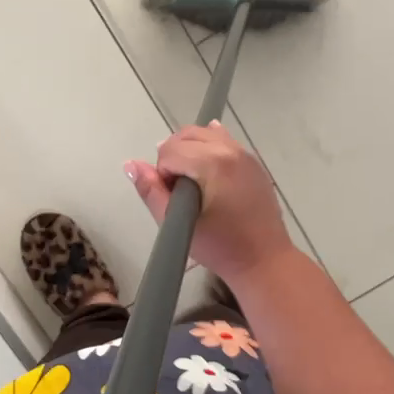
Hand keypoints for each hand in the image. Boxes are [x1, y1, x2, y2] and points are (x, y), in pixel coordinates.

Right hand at [126, 122, 296, 284]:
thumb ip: (152, 191)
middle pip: (186, 135)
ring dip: (189, 150)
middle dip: (173, 157)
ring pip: (205, 134)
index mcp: (212, 163)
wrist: (263, 259)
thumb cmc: (219, 247)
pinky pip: (225, 140)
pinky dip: (209, 146)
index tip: (171, 199)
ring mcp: (244, 153)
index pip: (169, 151)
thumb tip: (131, 164)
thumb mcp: (178, 223)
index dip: (162, 173)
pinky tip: (205, 163)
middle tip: (176, 190)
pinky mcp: (253, 162)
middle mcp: (230, 150)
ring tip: (190, 181)